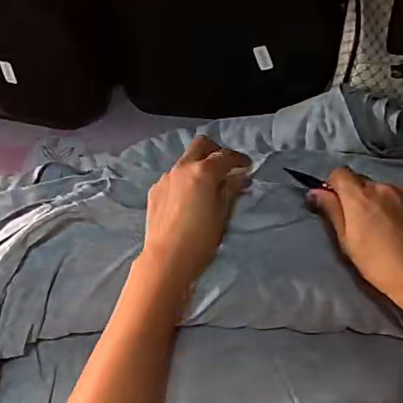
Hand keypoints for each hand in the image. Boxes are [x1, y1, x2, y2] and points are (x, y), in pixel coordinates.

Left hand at [140, 136, 250, 289]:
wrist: (167, 257)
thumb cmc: (201, 239)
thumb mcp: (223, 214)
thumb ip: (231, 189)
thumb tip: (240, 176)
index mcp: (203, 172)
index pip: (226, 155)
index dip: (239, 159)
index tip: (247, 166)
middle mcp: (182, 168)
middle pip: (201, 145)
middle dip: (216, 151)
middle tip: (225, 166)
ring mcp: (165, 178)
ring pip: (185, 161)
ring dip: (198, 166)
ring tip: (206, 185)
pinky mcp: (155, 190)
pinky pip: (173, 177)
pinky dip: (184, 181)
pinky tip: (187, 199)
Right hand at [308, 167, 402, 317]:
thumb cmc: (376, 264)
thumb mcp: (346, 241)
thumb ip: (331, 211)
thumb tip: (315, 191)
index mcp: (359, 196)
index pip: (339, 172)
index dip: (334, 186)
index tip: (337, 204)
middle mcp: (383, 187)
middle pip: (362, 182)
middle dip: (357, 197)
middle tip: (362, 223)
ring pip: (383, 189)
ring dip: (379, 201)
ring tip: (385, 227)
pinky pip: (402, 195)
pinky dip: (398, 205)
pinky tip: (402, 226)